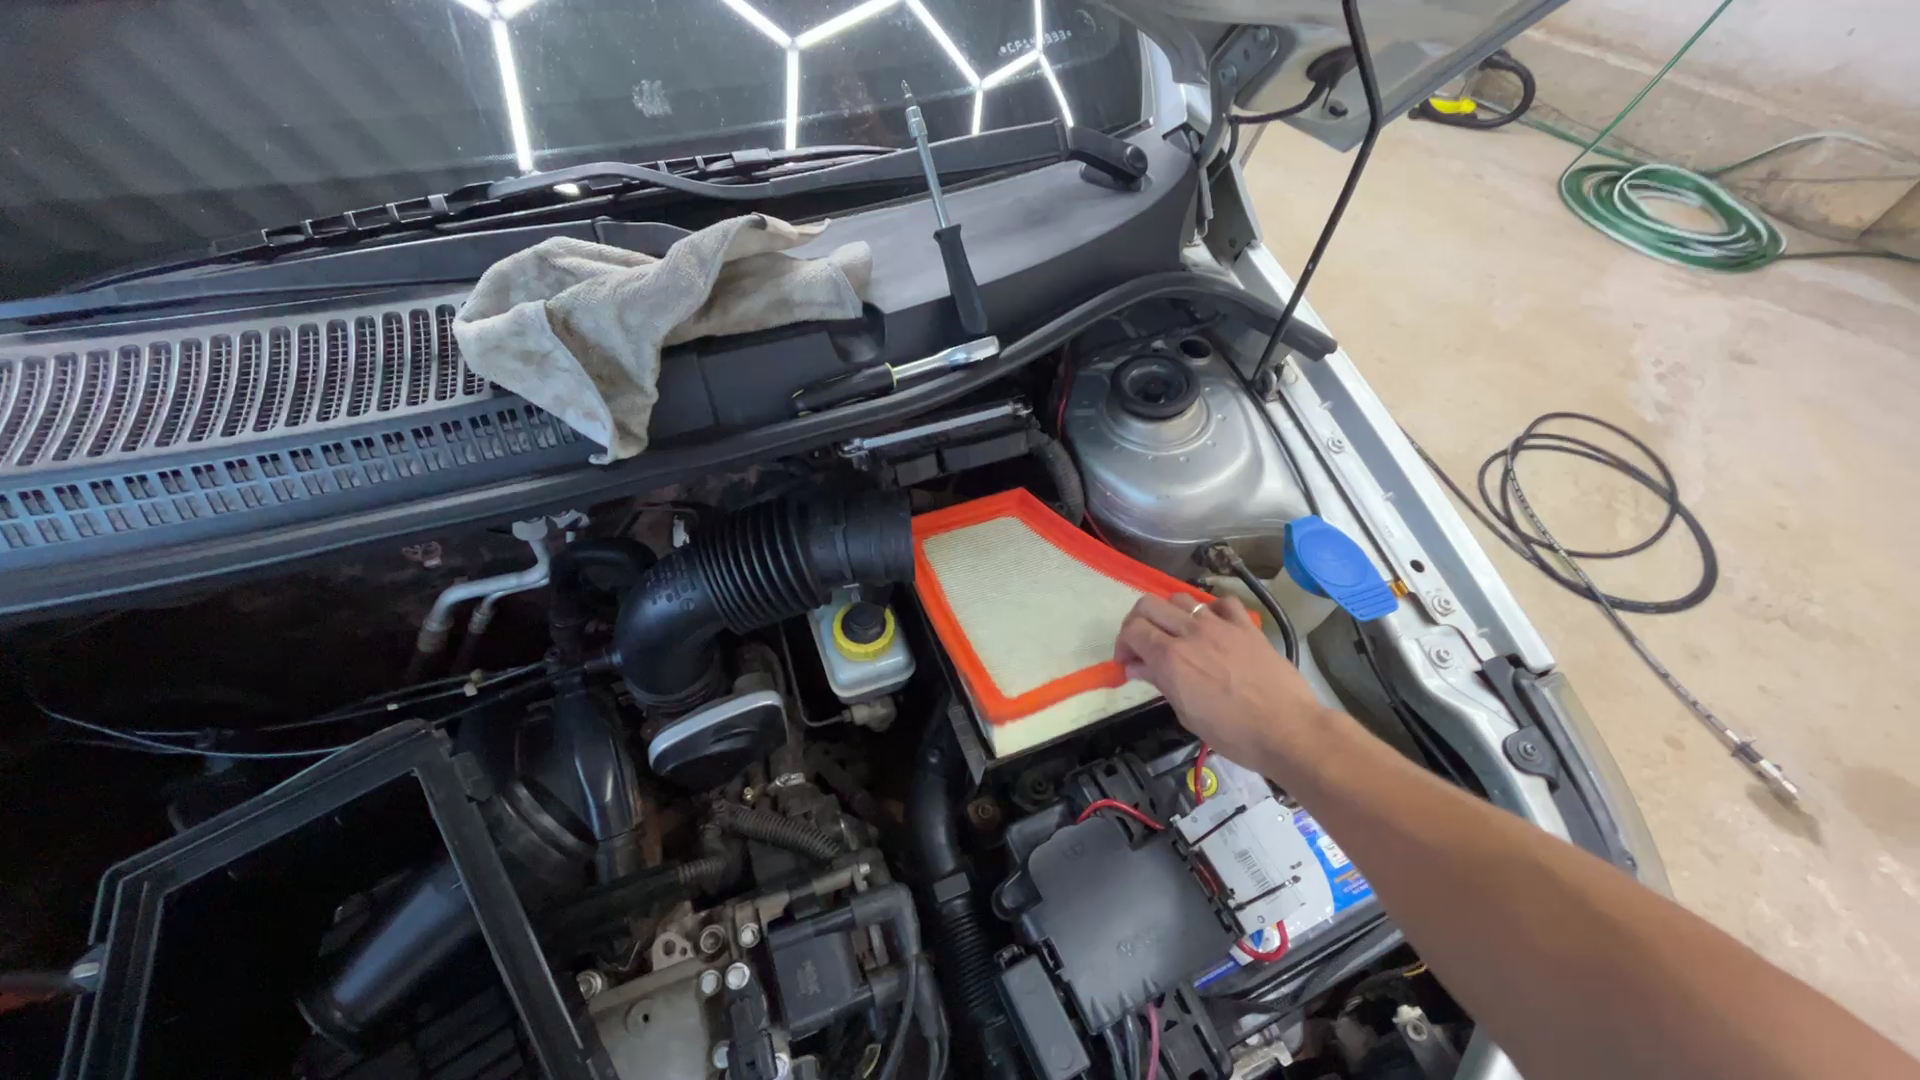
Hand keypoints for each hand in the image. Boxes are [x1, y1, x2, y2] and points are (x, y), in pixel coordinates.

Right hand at [1114, 592, 1337, 778]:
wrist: (1288, 729)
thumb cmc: (1233, 733)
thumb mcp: (1186, 714)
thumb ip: (1159, 682)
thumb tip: (1137, 666)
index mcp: (1170, 658)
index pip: (1132, 630)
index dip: (1122, 644)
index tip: (1127, 662)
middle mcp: (1191, 632)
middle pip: (1149, 605)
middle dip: (1137, 622)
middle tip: (1142, 644)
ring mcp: (1221, 625)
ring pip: (1180, 598)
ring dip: (1169, 613)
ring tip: (1175, 634)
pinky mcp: (1246, 626)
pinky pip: (1221, 603)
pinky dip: (1210, 611)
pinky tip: (1213, 627)